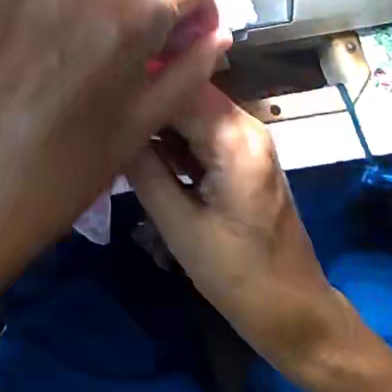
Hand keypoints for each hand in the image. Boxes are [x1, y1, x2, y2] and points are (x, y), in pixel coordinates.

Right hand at [127, 85, 353, 378]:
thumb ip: (144, 170)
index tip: (98, 86)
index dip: (141, 80)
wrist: (293, 311)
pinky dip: (173, 138)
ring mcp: (247, 140)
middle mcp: (246, 127)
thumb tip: (111, 128)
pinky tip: (142, 149)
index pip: (182, 86)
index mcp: (235, 139)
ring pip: (192, 111)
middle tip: (98, 108)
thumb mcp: (180, 226)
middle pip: (188, 93)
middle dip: (146, 98)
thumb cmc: (237, 275)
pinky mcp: (243, 157)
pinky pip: (201, 132)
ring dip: (157, 119)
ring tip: (112, 125)